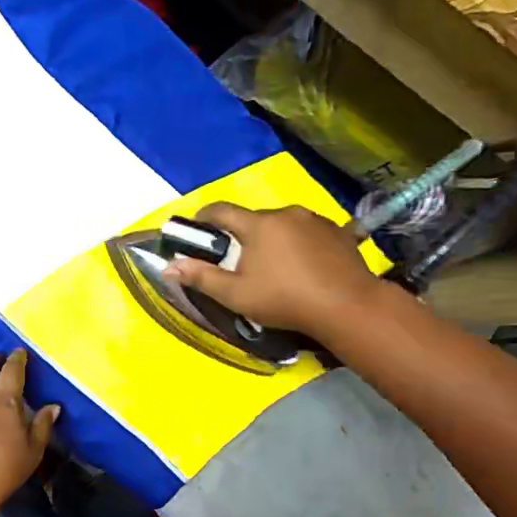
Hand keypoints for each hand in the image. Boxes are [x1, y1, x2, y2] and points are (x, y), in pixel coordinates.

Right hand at [163, 203, 383, 339]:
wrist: (347, 305)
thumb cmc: (284, 300)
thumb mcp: (236, 295)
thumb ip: (201, 278)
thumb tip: (169, 266)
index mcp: (258, 224)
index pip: (221, 210)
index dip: (204, 216)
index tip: (195, 228)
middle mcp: (286, 213)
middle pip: (254, 219)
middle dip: (241, 235)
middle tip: (237, 261)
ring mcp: (315, 219)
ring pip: (282, 224)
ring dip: (272, 238)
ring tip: (273, 266)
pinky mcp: (338, 231)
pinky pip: (307, 231)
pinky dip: (298, 243)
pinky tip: (302, 266)